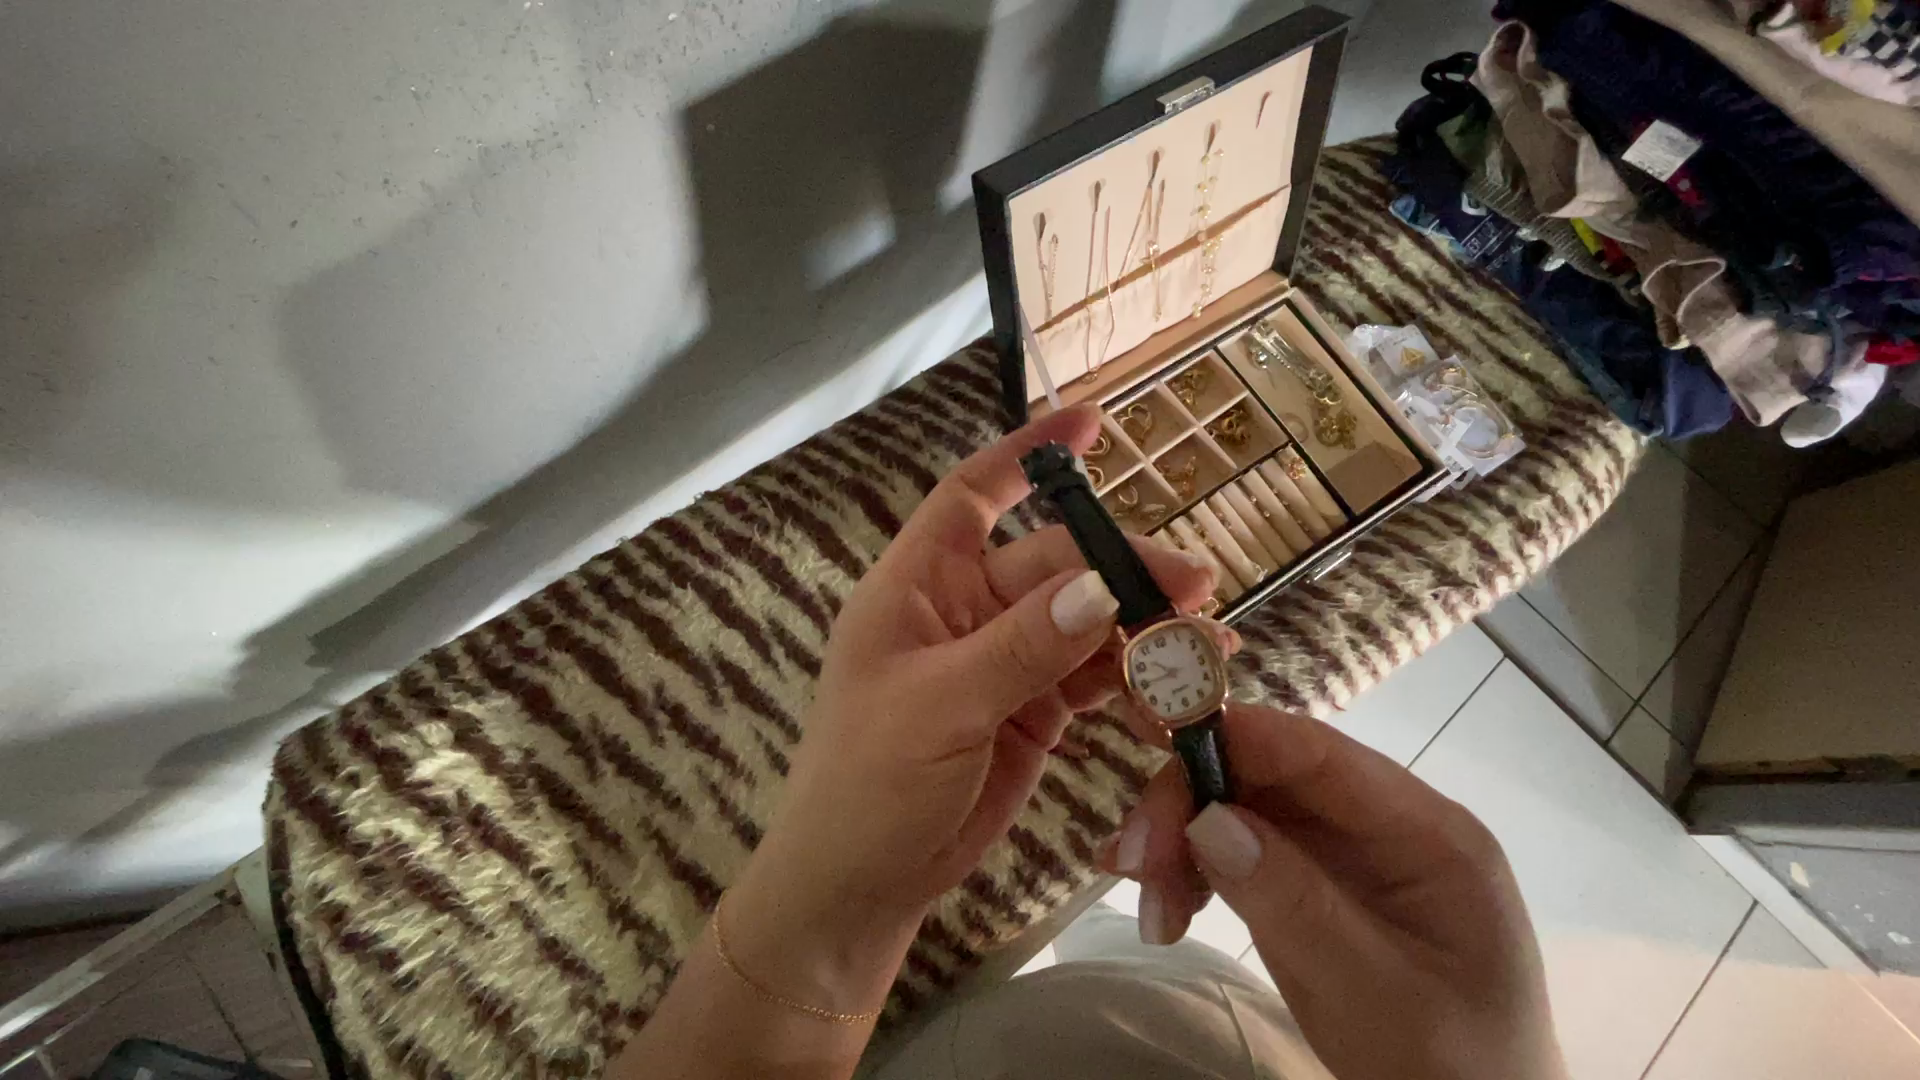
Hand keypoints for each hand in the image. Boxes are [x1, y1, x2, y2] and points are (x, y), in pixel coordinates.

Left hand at [727, 405, 1226, 1012]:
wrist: (862, 883)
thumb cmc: (869, 784)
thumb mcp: (938, 708)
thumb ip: (1020, 648)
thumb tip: (1098, 587)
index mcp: (919, 586)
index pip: (971, 496)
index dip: (1025, 457)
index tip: (1091, 423)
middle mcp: (965, 610)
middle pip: (1054, 564)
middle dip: (1121, 570)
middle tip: (1193, 586)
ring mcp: (1004, 659)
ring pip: (1084, 620)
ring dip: (1142, 626)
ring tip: (1207, 643)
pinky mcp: (1034, 708)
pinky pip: (1093, 674)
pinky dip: (1136, 674)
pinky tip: (1181, 680)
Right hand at [1105, 705, 1566, 1079]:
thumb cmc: (1446, 1067)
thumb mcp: (1373, 994)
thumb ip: (1293, 902)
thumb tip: (1206, 816)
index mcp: (1421, 829)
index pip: (1314, 751)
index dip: (1230, 731)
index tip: (1150, 734)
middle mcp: (1373, 820)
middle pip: (1260, 771)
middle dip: (1187, 803)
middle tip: (1133, 861)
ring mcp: (1335, 846)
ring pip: (1234, 804)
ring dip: (1177, 840)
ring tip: (1149, 904)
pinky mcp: (1302, 874)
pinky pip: (1230, 845)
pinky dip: (1185, 867)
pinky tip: (1160, 903)